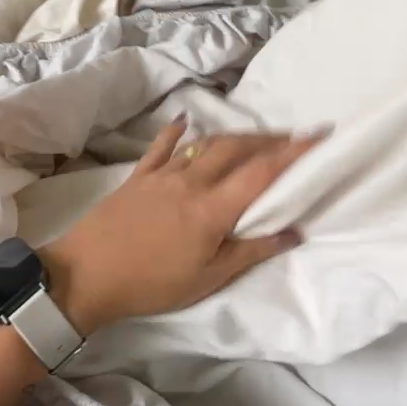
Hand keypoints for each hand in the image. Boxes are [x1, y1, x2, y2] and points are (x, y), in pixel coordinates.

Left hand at [38, 119, 324, 334]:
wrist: (86, 274)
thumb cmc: (151, 284)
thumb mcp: (208, 279)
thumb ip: (251, 252)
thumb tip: (293, 231)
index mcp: (212, 209)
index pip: (262, 172)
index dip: (295, 152)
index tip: (321, 135)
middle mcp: (190, 181)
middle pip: (236, 148)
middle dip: (269, 139)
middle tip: (293, 138)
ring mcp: (161, 175)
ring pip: (204, 144)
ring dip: (233, 137)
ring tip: (254, 138)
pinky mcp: (137, 177)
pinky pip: (162, 147)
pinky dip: (177, 132)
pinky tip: (186, 121)